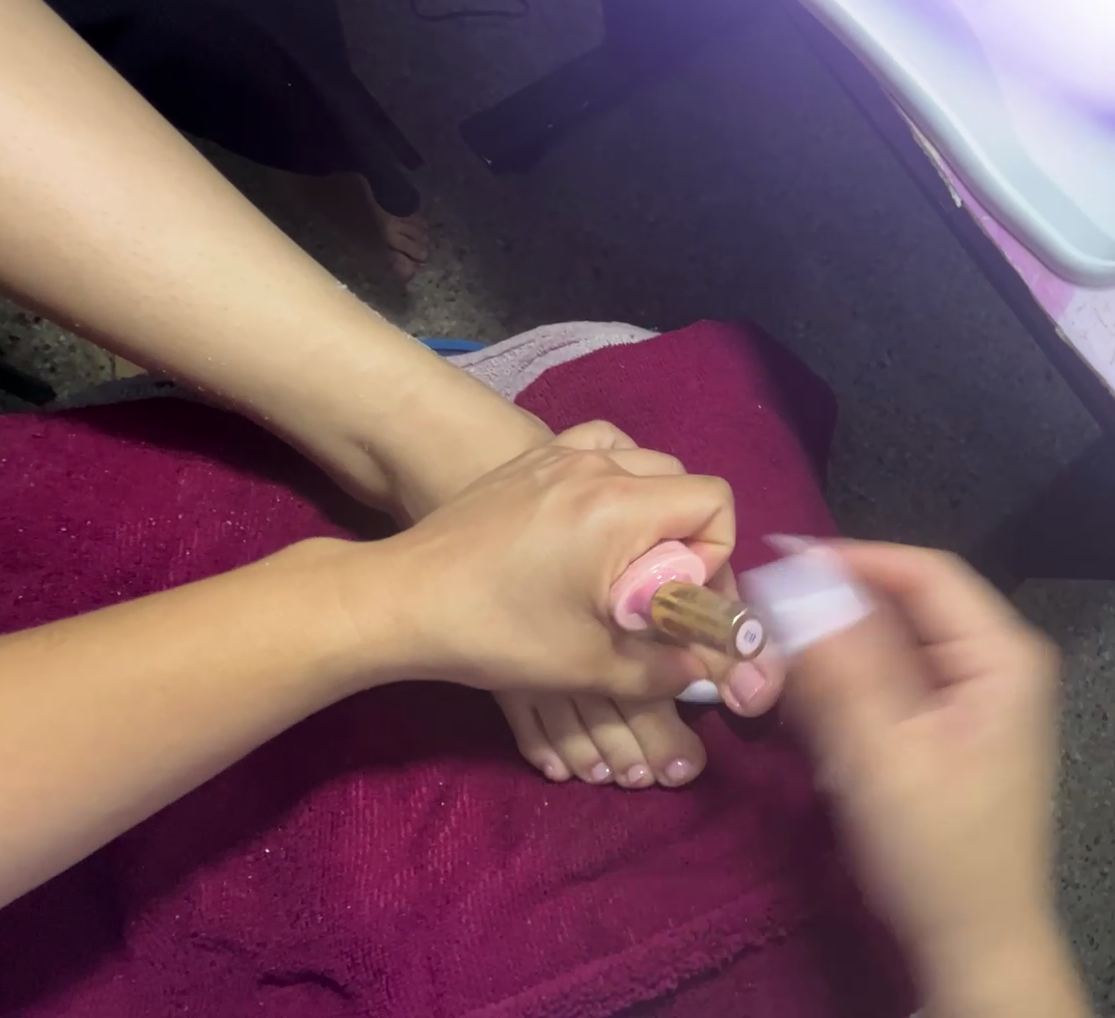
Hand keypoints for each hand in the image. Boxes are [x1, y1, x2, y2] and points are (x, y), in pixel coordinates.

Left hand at [341, 421, 743, 698]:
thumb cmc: (496, 632)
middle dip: (690, 535)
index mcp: (620, 507)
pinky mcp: (536, 456)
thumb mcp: (589, 664)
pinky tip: (598, 507)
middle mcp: (601, 465)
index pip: (715, 501)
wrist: (399, 601)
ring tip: (628, 548)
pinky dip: (620, 473)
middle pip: (688, 483)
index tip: (677, 594)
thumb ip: (664, 668)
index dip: (715, 551)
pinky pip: (605, 446)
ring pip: (649, 462)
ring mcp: (564, 452)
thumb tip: (705, 665)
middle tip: (656, 584)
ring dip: (657, 505)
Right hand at [789, 544, 1085, 1016]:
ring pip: (893, 639)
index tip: (781, 560)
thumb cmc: (939, 855)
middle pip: (907, 604)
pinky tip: (809, 693)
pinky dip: (848, 677)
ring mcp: (974, 690)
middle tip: (768, 613)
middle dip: (835, 606)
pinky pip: (892, 675)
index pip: (925, 573)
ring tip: (780, 654)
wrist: (975, 944)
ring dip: (835, 644)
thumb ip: (839, 666)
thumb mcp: (881, 755)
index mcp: (1001, 654)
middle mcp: (995, 659)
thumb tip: (795, 583)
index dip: (852, 558)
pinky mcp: (950, 718)